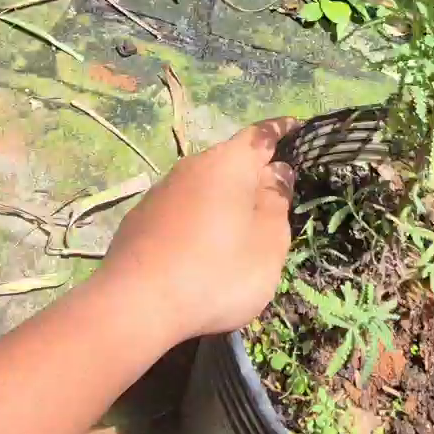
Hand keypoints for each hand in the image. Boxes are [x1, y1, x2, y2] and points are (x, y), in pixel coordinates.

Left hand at [95, 117, 298, 343]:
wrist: (135, 306)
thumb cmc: (217, 271)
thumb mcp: (268, 242)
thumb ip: (277, 201)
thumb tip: (277, 171)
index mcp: (229, 163)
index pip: (261, 134)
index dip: (282, 130)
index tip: (298, 127)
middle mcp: (193, 166)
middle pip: (231, 161)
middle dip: (254, 172)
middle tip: (277, 197)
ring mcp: (162, 191)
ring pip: (205, 185)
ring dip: (225, 199)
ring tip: (240, 229)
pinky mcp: (141, 217)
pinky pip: (182, 208)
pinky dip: (200, 218)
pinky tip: (202, 248)